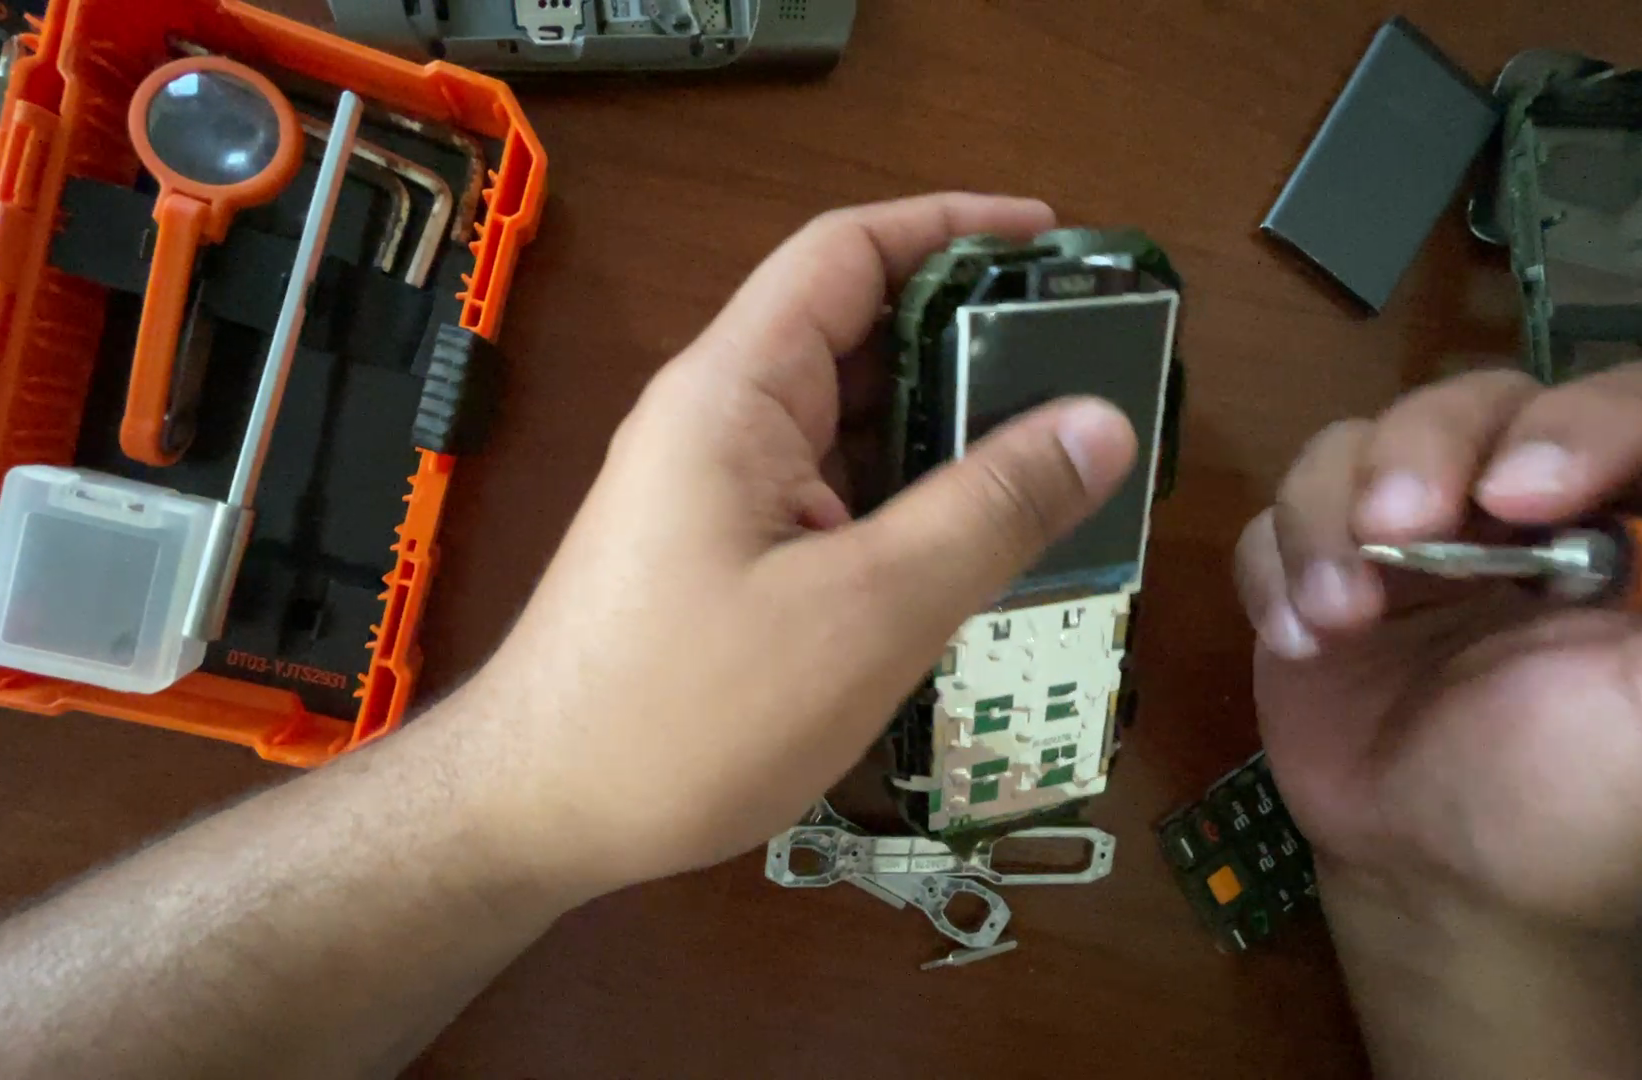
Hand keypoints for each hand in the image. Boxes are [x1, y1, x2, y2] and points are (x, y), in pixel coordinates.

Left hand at [452, 194, 1137, 899]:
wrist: (543, 806)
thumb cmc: (691, 712)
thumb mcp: (866, 612)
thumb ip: (987, 511)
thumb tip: (1098, 423)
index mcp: (735, 392)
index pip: (845, 255)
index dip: (950, 227)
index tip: (1054, 241)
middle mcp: (718, 422)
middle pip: (851, 341)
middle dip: (965, 344)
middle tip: (1081, 378)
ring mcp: (713, 491)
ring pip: (843, 431)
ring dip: (936, 438)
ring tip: (1050, 464)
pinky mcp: (717, 552)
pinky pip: (822, 499)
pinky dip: (894, 505)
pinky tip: (962, 542)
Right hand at [1234, 362, 1641, 923]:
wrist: (1417, 857)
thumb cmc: (1572, 802)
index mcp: (1636, 524)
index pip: (1637, 406)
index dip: (1583, 421)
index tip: (1519, 497)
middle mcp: (1511, 510)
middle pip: (1463, 406)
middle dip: (1414, 459)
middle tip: (1393, 538)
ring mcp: (1395, 534)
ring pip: (1341, 451)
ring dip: (1320, 527)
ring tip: (1334, 623)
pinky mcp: (1304, 564)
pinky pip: (1265, 525)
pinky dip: (1269, 574)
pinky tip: (1295, 642)